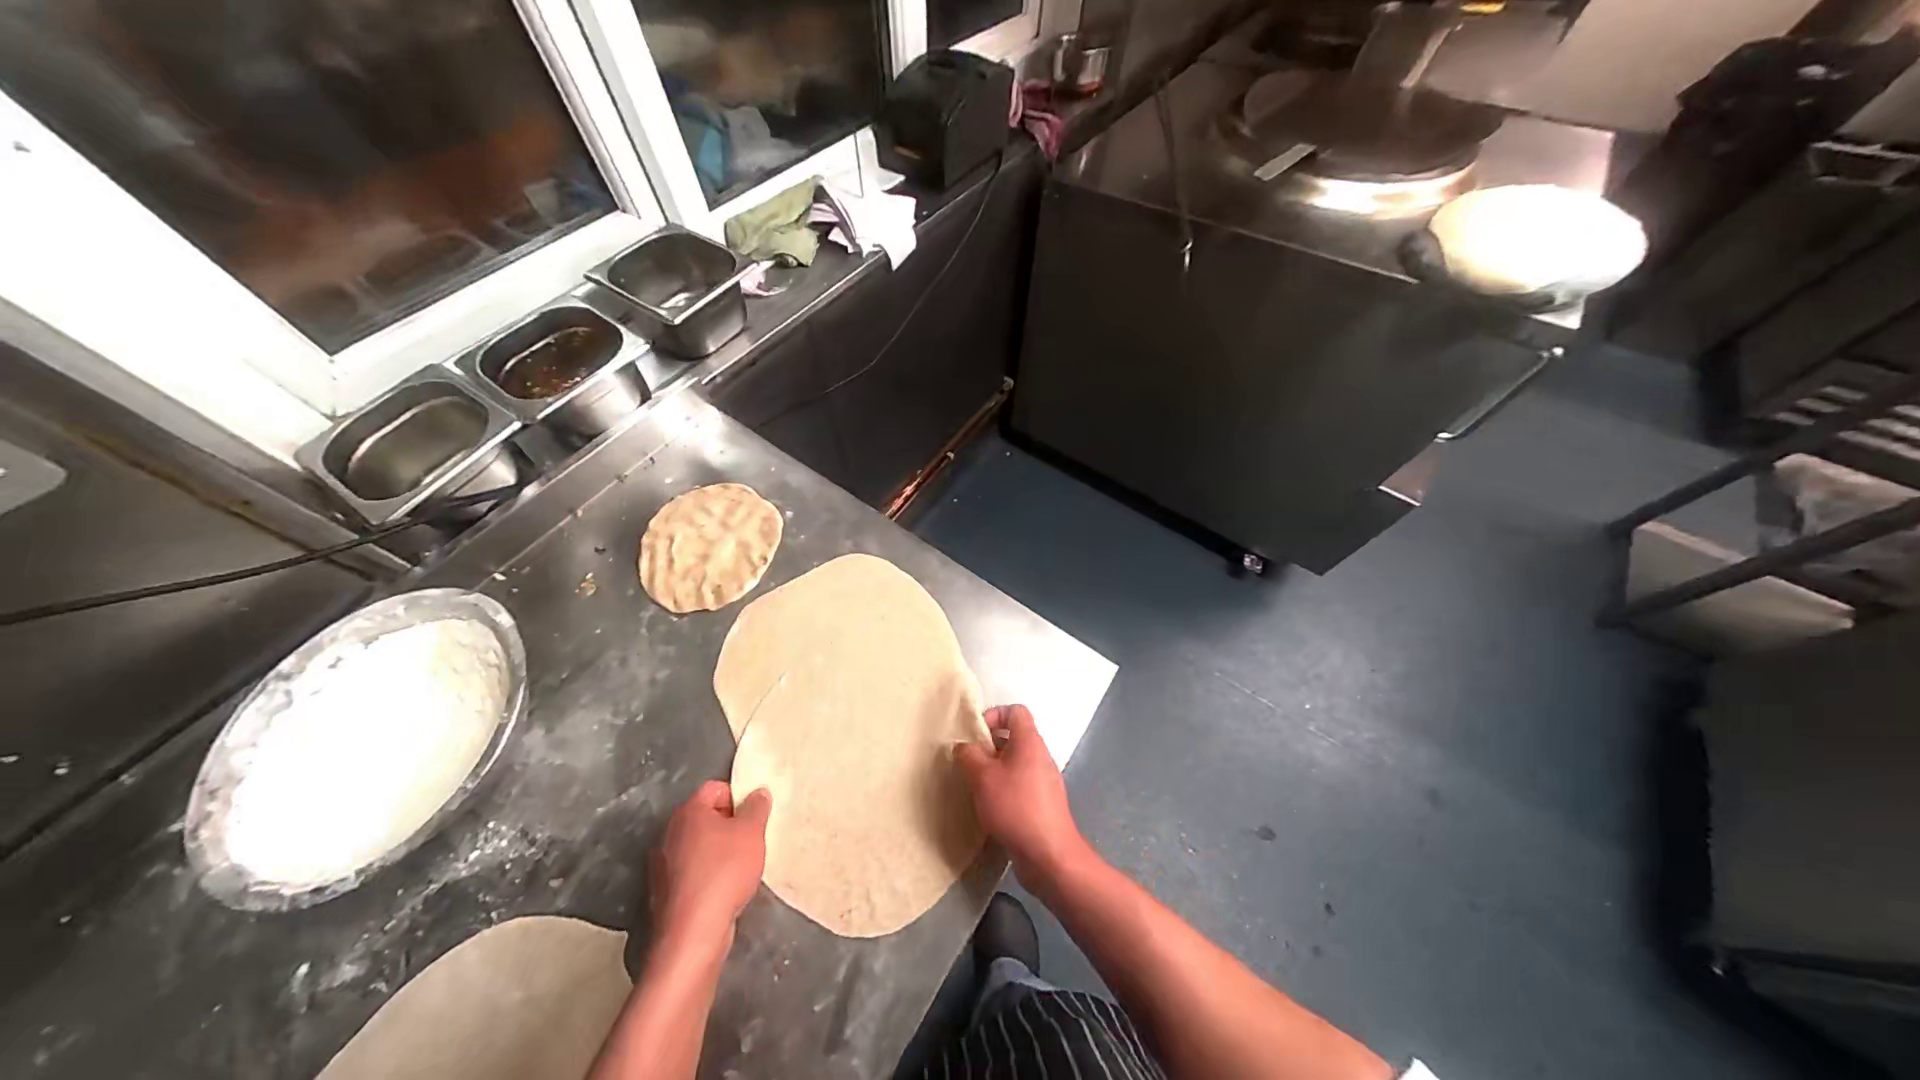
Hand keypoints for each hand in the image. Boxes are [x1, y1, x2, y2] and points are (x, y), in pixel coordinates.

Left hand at [652, 781, 770, 943]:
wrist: (693, 931)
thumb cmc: (724, 872)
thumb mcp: (752, 833)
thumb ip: (757, 808)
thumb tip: (757, 793)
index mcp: (688, 811)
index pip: (715, 788)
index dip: (738, 797)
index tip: (754, 816)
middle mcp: (669, 832)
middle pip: (706, 817)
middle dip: (730, 824)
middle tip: (751, 839)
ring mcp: (663, 864)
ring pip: (699, 846)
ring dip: (719, 851)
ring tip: (741, 867)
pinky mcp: (664, 891)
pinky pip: (691, 871)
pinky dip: (707, 874)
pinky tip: (723, 889)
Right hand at [954, 704, 1089, 890]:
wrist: (1048, 853)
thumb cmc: (1015, 806)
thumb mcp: (982, 777)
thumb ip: (969, 755)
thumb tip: (963, 746)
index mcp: (1030, 741)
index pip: (1015, 711)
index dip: (994, 715)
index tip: (976, 736)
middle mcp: (1041, 756)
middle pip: (1015, 737)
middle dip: (990, 746)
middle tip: (970, 762)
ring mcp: (1045, 780)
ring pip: (1017, 762)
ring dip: (996, 769)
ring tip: (977, 786)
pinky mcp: (1044, 803)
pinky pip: (1022, 784)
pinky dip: (1005, 788)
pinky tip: (991, 807)